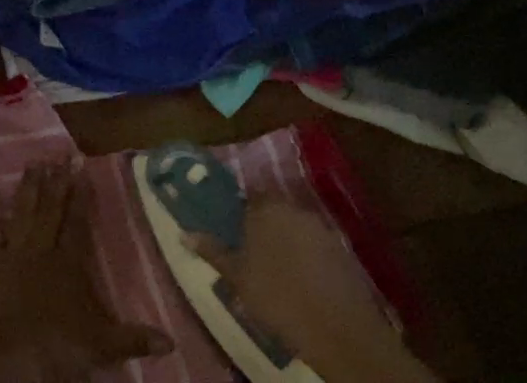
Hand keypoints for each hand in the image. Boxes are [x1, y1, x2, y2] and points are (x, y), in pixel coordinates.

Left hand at [0, 161, 172, 381]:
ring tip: (29, 164)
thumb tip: (171, 344)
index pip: (76, 221)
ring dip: (25, 189)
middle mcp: (41, 251)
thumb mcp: (106, 344)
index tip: (80, 168)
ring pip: (19, 214)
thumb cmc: (65, 349)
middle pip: (49, 210)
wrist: (20, 360)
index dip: (79, 194)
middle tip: (56, 154)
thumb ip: (135, 338)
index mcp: (69, 263)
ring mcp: (12, 256)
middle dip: (54, 181)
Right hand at [191, 200, 438, 382]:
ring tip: (277, 270)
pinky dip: (308, 257)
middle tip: (252, 253)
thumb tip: (184, 234)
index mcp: (265, 209)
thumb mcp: (237, 277)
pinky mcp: (343, 251)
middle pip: (274, 211)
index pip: (248, 198)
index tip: (234, 233)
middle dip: (264, 226)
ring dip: (287, 241)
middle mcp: (294, 210)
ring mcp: (322, 229)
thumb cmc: (276, 297)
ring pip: (296, 228)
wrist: (336, 329)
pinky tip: (302, 281)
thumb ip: (212, 251)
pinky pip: (316, 246)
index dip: (240, 214)